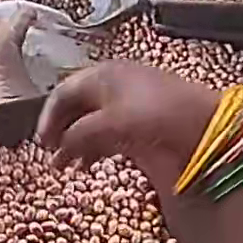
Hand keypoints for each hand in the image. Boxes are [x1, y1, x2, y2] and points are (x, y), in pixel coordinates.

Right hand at [35, 61, 219, 196]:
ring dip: (76, 143)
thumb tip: (59, 149)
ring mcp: (128, 102)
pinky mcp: (141, 120)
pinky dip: (95, 148)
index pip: (61, 93)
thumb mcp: (107, 125)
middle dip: (61, 132)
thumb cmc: (153, 116)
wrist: (202, 125)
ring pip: (90, 122)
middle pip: (75, 108)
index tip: (41, 144)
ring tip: (69, 167)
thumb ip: (76, 135)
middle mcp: (112, 84)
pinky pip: (107, 132)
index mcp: (101, 76)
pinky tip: (90, 164)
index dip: (47, 118)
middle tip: (52, 156)